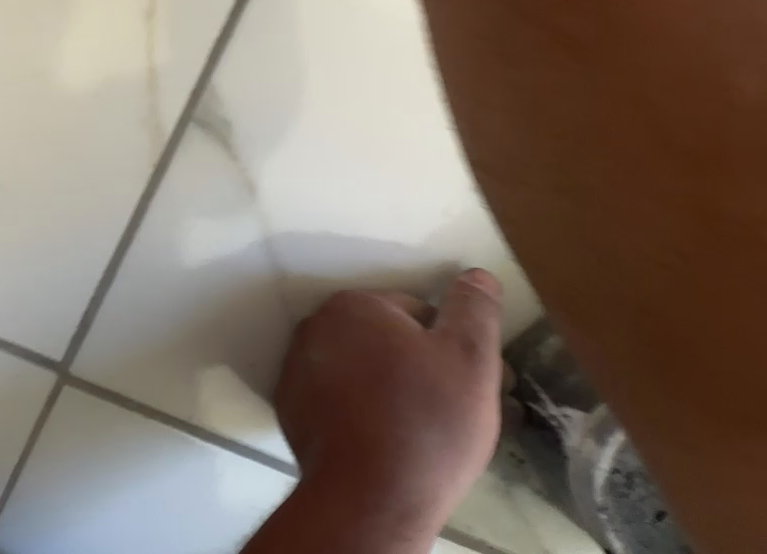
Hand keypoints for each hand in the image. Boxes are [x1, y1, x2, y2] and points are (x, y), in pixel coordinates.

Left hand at [274, 269, 506, 536]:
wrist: (370, 492)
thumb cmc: (427, 420)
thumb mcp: (470, 360)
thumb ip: (473, 311)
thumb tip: (476, 274)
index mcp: (355, 304)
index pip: (417, 312)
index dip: (449, 348)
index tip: (468, 385)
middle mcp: (316, 324)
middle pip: (383, 338)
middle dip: (417, 364)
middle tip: (449, 409)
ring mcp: (297, 364)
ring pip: (358, 366)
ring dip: (387, 386)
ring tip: (418, 429)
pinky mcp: (290, 402)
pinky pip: (334, 394)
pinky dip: (357, 408)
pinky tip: (382, 438)